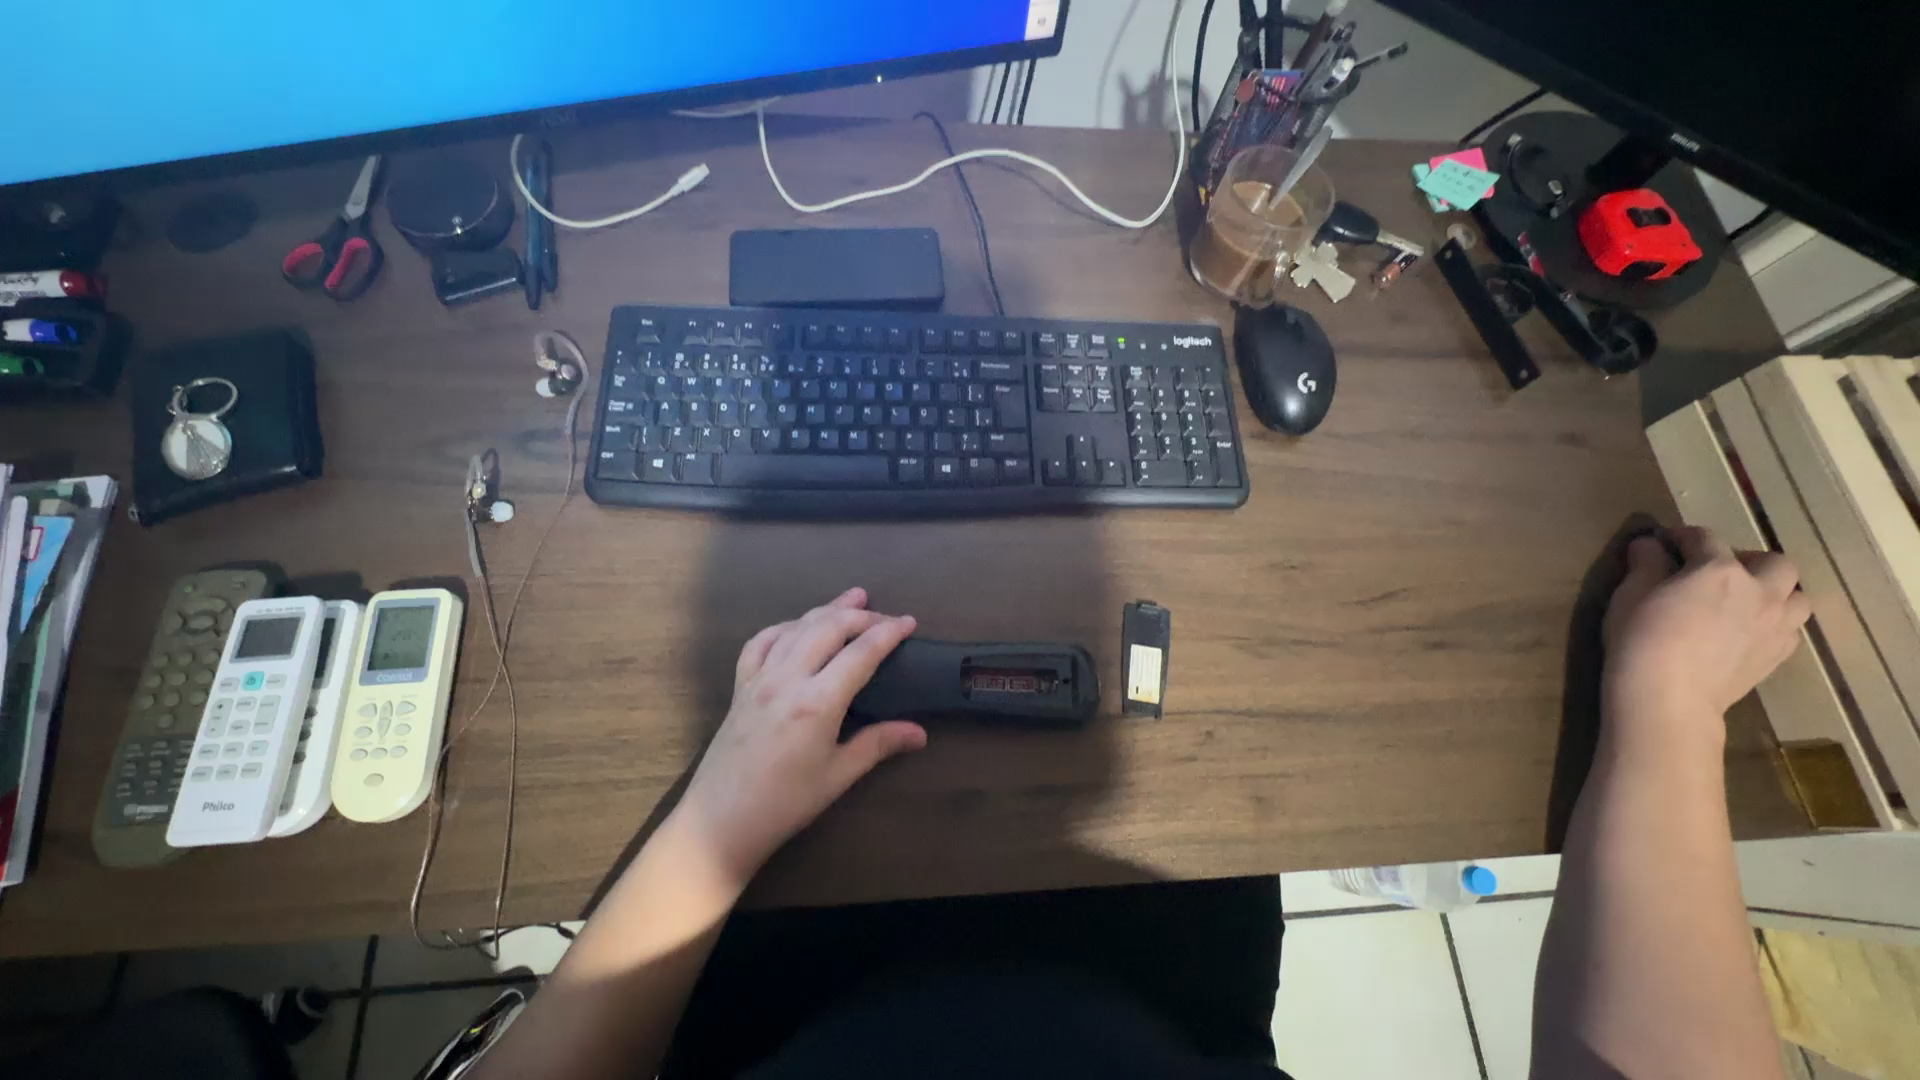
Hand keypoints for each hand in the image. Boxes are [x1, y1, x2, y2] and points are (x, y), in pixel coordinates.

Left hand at [673, 588, 925, 889]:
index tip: (909, 622)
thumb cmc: (785, 804)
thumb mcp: (838, 776)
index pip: (860, 653)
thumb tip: (920, 732)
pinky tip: (797, 626)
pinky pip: (761, 642)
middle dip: (861, 615)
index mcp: (817, 702)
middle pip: (828, 628)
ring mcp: (759, 679)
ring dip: (827, 610)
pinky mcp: (741, 687)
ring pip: (796, 627)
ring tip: (852, 599)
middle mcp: (787, 679)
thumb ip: (878, 744)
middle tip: (886, 616)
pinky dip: (785, 626)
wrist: (720, 822)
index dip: (888, 633)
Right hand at [1603, 526, 1810, 744]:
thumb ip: (1645, 564)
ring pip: (1797, 596)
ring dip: (1775, 592)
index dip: (1682, 536)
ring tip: (1744, 602)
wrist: (1668, 694)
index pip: (1705, 538)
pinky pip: (1790, 628)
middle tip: (1716, 572)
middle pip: (1775, 562)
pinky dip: (1773, 622)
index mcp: (1718, 570)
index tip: (1664, 542)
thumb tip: (1650, 544)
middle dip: (1748, 560)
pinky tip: (1746, 631)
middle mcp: (1760, 591)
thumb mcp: (1630, 594)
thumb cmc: (1640, 637)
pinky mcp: (1779, 654)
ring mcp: (1776, 624)